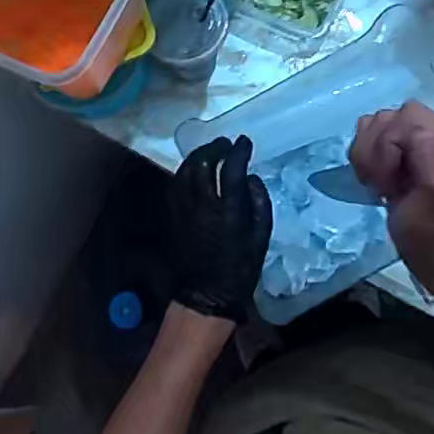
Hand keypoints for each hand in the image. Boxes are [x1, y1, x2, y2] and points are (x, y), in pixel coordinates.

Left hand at [167, 136, 272, 321]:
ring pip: (185, 170)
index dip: (238, 151)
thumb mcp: (261, 238)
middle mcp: (202, 205)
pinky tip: (194, 169)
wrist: (207, 291)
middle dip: (214, 148)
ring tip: (210, 151)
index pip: (231, 169)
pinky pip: (176, 183)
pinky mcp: (172, 213)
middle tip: (224, 143)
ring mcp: (183, 208)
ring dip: (198, 156)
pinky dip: (186, 170)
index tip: (244, 142)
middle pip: (203, 163)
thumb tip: (250, 177)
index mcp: (229, 211)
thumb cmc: (240, 266)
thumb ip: (259, 203)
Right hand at [348, 101, 433, 295]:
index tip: (388, 182)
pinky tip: (378, 176)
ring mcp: (428, 142)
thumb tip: (410, 127)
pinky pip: (376, 132)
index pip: (409, 118)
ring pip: (380, 122)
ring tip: (379, 182)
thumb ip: (431, 152)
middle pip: (393, 117)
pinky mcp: (411, 149)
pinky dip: (368, 154)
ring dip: (370, 154)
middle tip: (381, 183)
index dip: (387, 147)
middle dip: (376, 150)